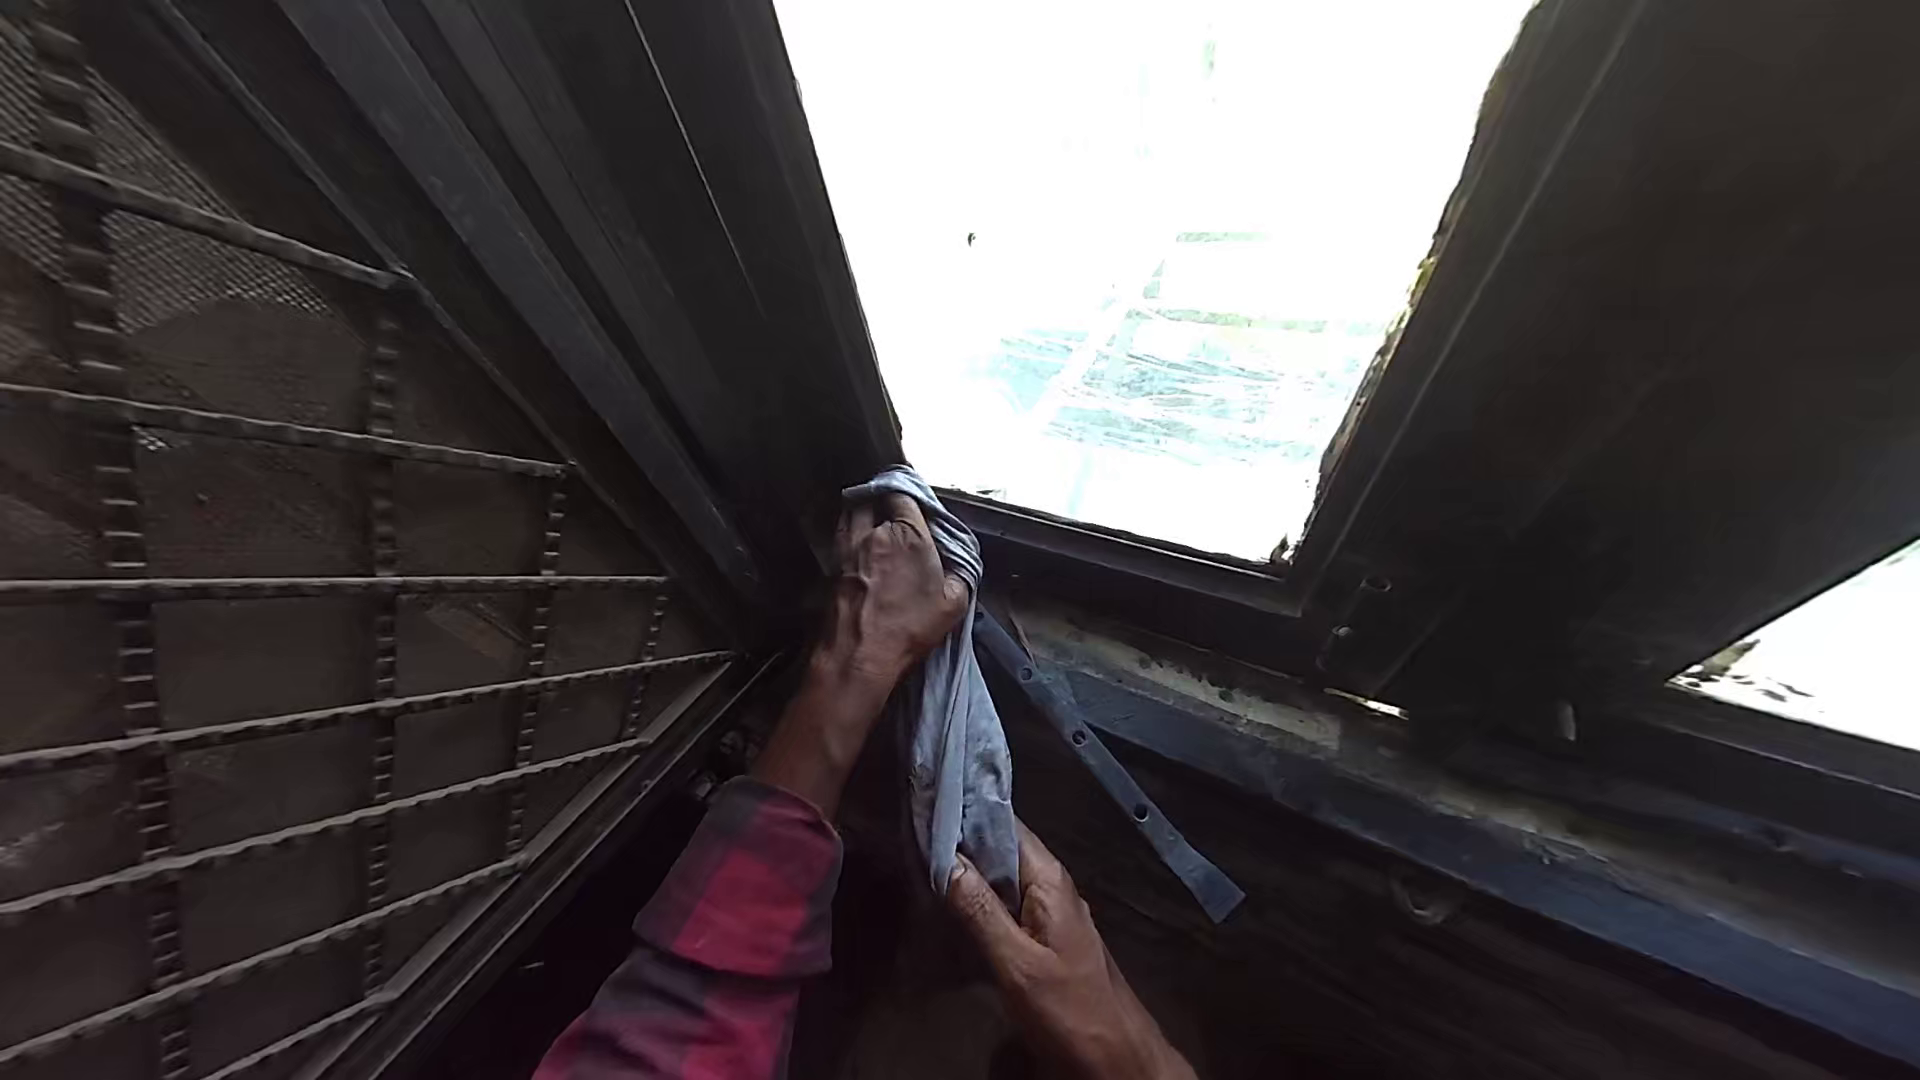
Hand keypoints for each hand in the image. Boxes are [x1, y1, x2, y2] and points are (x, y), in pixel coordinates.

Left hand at [816, 493, 969, 688]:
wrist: (860, 654)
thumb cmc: (907, 629)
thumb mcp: (954, 604)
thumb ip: (959, 573)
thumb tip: (957, 563)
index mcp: (910, 536)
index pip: (904, 495)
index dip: (910, 498)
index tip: (916, 505)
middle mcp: (877, 533)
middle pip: (875, 498)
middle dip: (884, 500)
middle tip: (894, 509)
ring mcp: (850, 546)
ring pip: (853, 510)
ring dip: (863, 509)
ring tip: (873, 518)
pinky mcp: (833, 563)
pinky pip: (840, 532)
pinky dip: (848, 529)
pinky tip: (858, 543)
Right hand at [948, 821, 1196, 1079]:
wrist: (1120, 1062)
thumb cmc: (1070, 1009)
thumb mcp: (1017, 963)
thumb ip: (979, 910)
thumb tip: (945, 857)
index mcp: (1047, 876)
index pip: (1003, 823)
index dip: (967, 812)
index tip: (930, 807)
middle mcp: (1049, 883)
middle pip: (1000, 848)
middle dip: (961, 843)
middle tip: (918, 839)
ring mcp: (1048, 909)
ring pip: (1001, 877)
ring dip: (968, 873)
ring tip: (925, 864)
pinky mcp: (1043, 935)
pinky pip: (1007, 903)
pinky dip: (980, 900)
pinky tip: (952, 905)